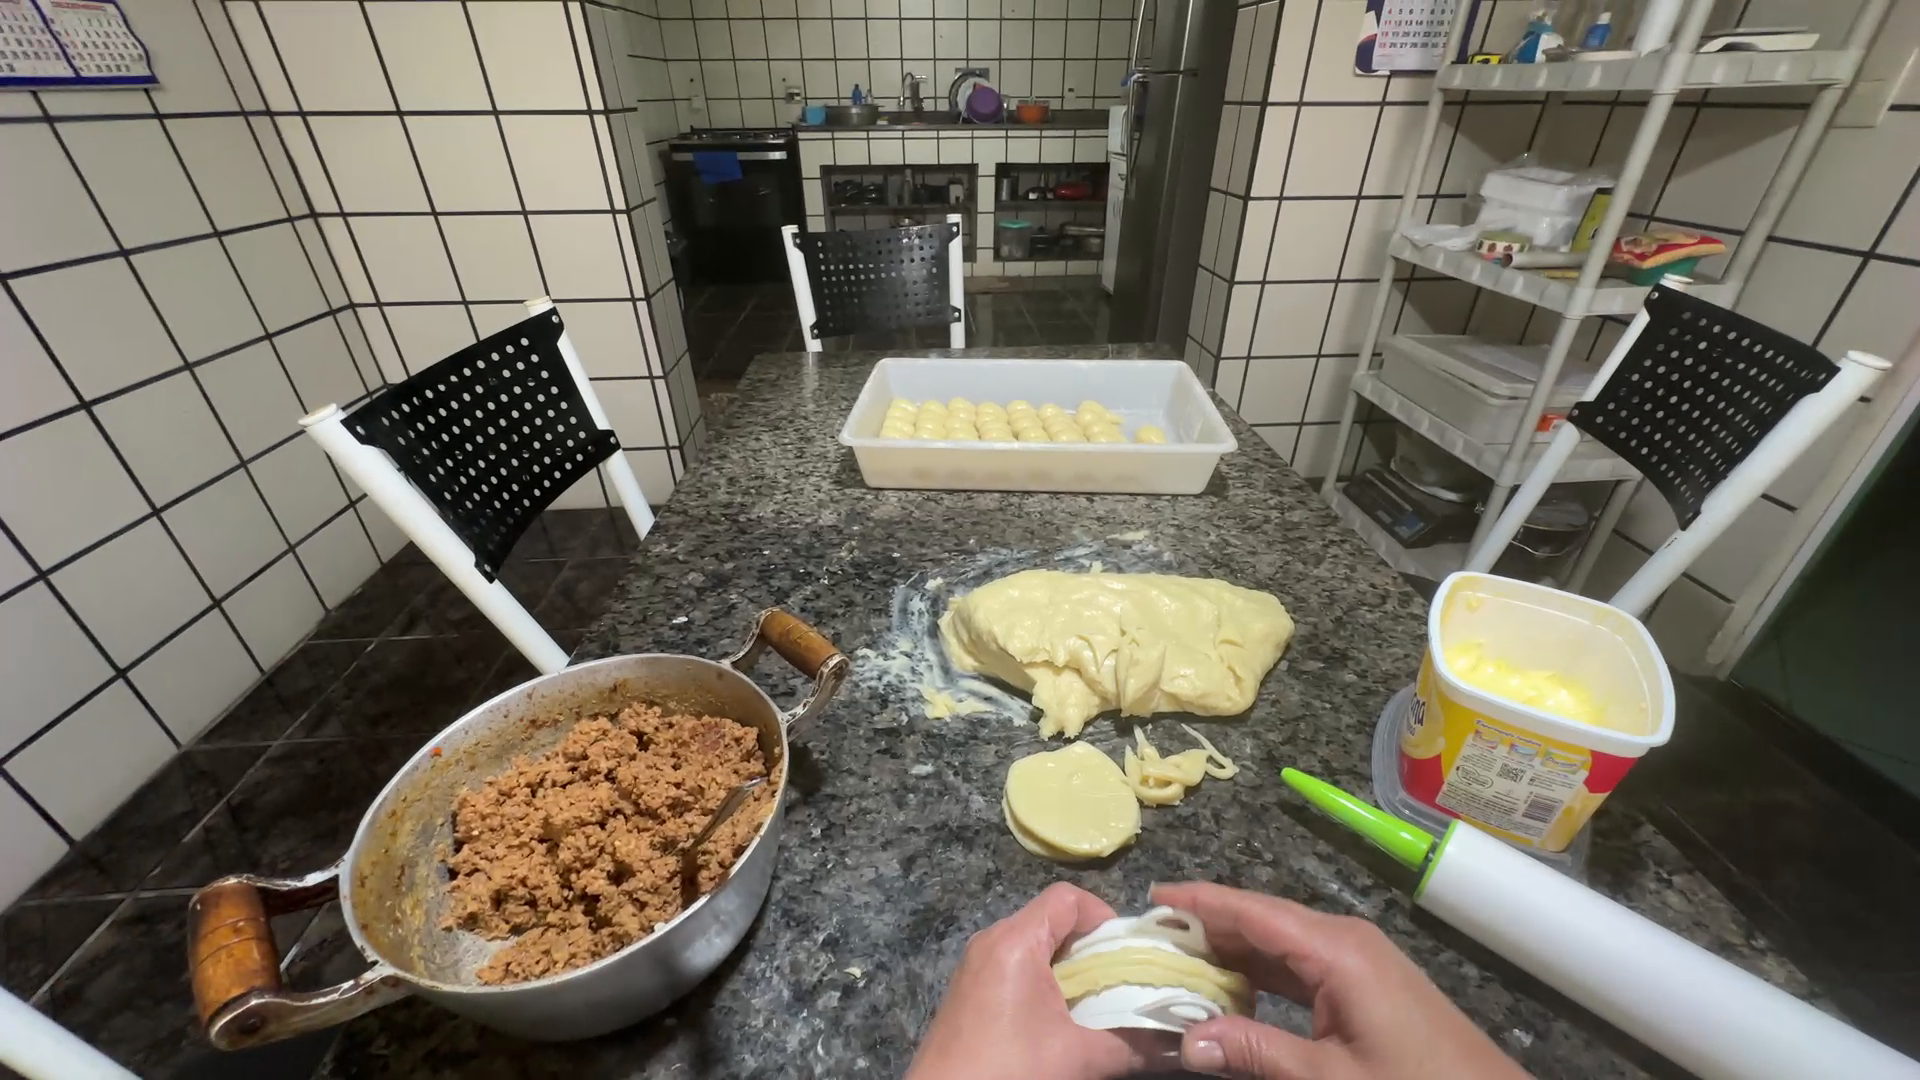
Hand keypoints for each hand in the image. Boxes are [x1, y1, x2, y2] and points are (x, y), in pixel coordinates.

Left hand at [905, 882, 1148, 1079]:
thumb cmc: (1009, 1072)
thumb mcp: (1077, 1059)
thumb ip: (1131, 1045)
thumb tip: (1177, 1045)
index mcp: (1016, 940)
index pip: (1066, 897)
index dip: (1103, 917)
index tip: (1127, 954)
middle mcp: (992, 939)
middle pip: (1051, 919)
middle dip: (1090, 947)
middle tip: (1120, 983)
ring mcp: (976, 963)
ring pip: (1033, 944)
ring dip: (1067, 968)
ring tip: (1095, 1005)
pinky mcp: (968, 989)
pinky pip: (1013, 966)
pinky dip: (1042, 982)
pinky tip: (1058, 1020)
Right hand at [1152, 882, 1530, 1079]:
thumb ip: (1255, 1052)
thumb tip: (1187, 1040)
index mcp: (1335, 949)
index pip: (1252, 910)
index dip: (1200, 900)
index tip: (1154, 897)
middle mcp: (1342, 938)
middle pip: (1261, 918)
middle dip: (1208, 923)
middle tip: (1156, 933)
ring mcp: (1355, 958)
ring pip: (1277, 940)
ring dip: (1232, 949)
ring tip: (1181, 956)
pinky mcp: (1363, 981)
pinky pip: (1299, 963)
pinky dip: (1261, 971)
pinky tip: (1232, 984)